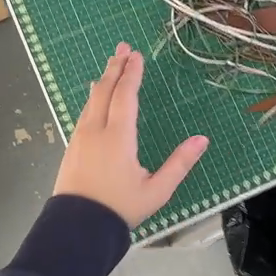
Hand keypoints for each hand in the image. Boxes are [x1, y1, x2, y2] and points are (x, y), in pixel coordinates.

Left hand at [53, 43, 207, 228]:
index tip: (136, 55)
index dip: (132, 74)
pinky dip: (94, 98)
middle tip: (122, 47)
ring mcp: (80, 138)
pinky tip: (96, 100)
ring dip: (103, 81)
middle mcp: (96, 131)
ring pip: (91, 101)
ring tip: (110, 67)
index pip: (125, 96)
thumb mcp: (157, 190)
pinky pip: (84, 113)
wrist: (77, 228)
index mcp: (118, 137)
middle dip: (114, 67)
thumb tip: (202, 140)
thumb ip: (179, 163)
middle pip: (104, 91)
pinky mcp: (72, 148)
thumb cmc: (120, 209)